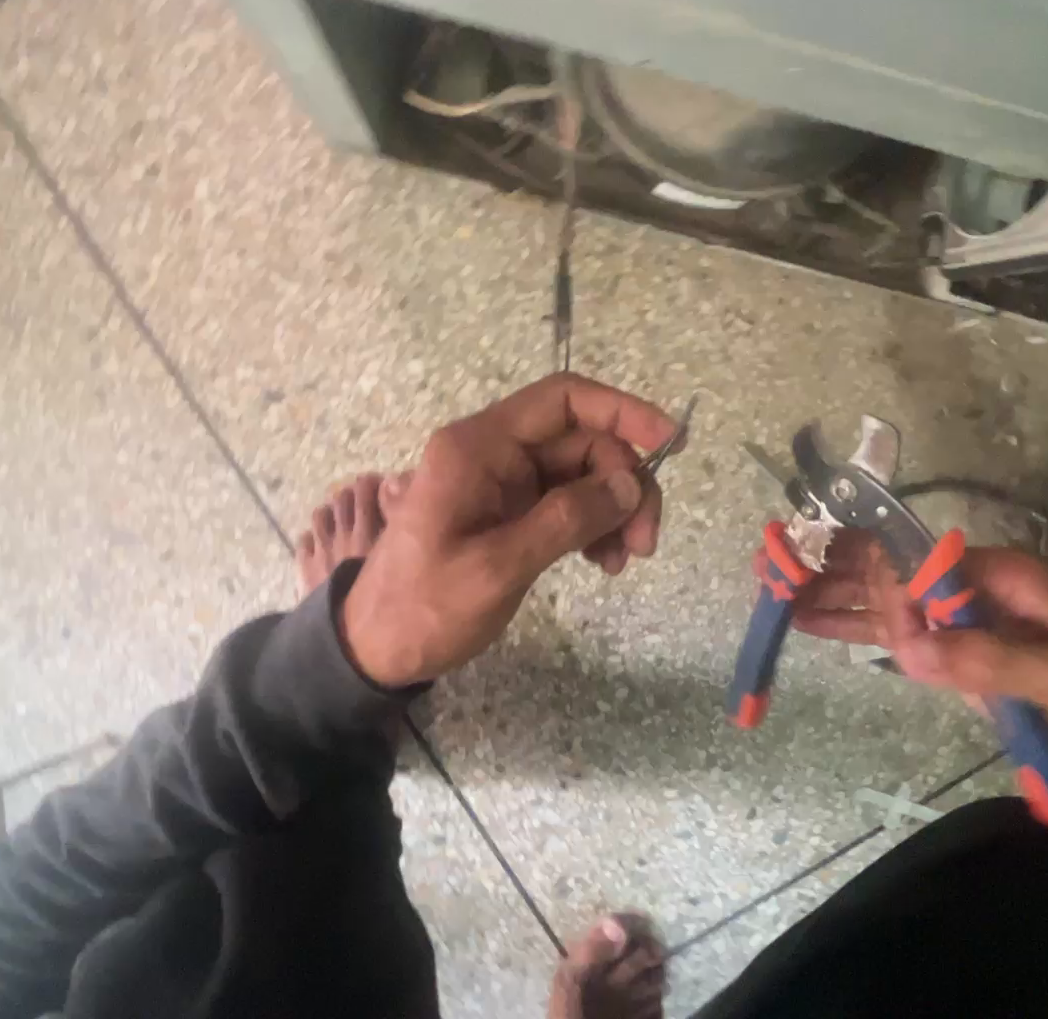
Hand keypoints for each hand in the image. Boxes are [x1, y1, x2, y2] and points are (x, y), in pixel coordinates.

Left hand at [340, 374, 675, 687]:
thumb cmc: (425, 607)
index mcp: (478, 447)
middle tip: (646, 542)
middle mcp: (493, 453)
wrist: (376, 647)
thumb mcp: (497, 567)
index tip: (671, 442)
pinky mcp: (509, 512)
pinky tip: (602, 562)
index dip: (621, 410)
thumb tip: (629, 485)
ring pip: (581, 475)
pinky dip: (593, 527)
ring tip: (625, 561)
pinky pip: (566, 504)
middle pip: (582, 442)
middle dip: (624, 483)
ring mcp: (502, 483)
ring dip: (614, 510)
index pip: (562, 400)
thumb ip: (565, 521)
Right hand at [793, 538, 1047, 775]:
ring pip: (880, 600)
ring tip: (778, 594)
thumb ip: (994, 660)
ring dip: (830, 595)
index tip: (854, 608)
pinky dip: (849, 626)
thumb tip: (912, 650)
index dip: (882, 580)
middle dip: (834, 571)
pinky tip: (808, 622)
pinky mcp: (946, 650)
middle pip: (889, 572)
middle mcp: (968, 587)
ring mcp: (954, 619)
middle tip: (776, 570)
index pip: (922, 565)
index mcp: (1001, 575)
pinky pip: (890, 634)